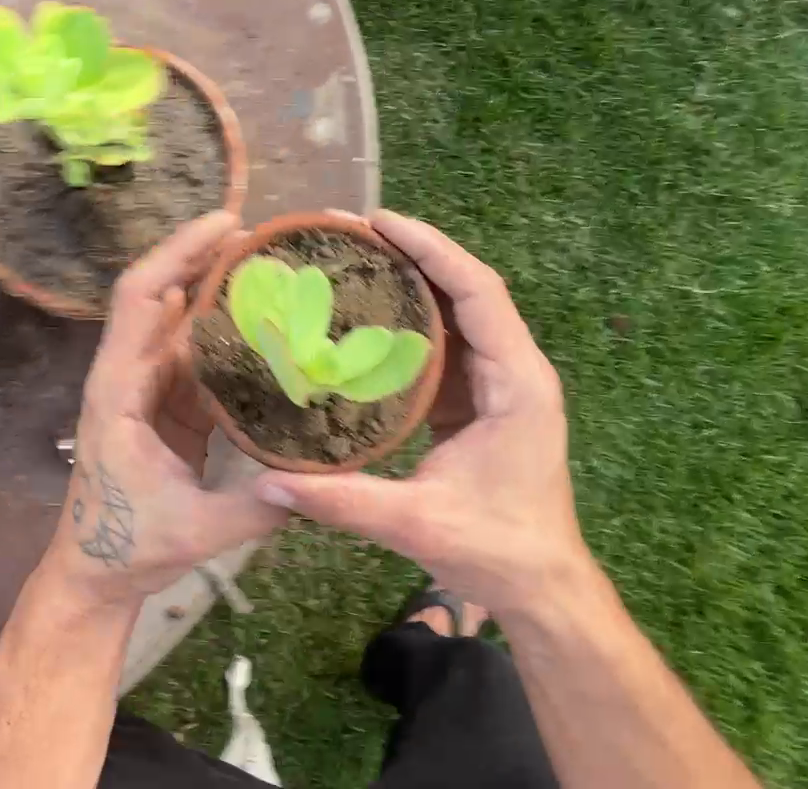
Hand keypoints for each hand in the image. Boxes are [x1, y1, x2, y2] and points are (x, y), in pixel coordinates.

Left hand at [42, 210, 289, 608]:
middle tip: (263, 234)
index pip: (142, 300)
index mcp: (119, 389)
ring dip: (217, 287)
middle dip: (203, 256)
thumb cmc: (129, 546)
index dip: (179, 253)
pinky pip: (198, 354)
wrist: (95, 572)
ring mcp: (148, 387)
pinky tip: (266, 320)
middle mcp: (129, 375)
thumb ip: (257, 505)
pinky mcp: (168, 404)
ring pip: (182, 321)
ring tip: (271, 265)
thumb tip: (317, 475)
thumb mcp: (197, 529)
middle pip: (161, 294)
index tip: (226, 223)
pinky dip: (227, 330)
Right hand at [252, 210, 590, 616]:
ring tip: (355, 261)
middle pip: (467, 289)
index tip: (381, 222)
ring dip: (412, 282)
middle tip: (353, 232)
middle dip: (415, 253)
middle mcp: (514, 369)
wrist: (542, 585)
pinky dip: (409, 323)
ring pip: (457, 312)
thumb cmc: (497, 551)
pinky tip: (366, 318)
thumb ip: (342, 501)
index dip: (432, 249)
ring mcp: (499, 382)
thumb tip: (265, 485)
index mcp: (516, 382)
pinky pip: (445, 344)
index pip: (479, 291)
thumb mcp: (417, 524)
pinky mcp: (480, 399)